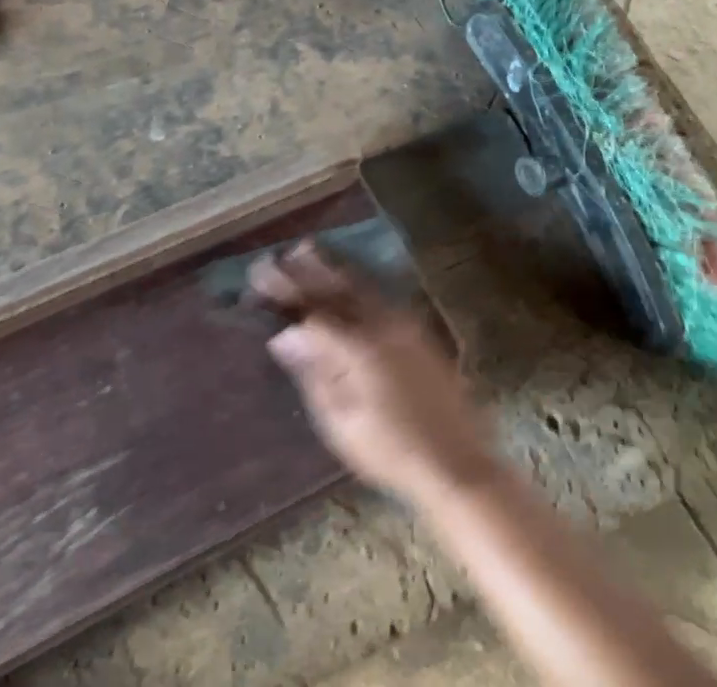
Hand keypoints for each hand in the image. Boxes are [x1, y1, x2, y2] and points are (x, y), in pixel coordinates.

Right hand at [249, 241, 491, 491]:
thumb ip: (313, 372)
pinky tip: (350, 282)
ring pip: (362, 289)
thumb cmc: (389, 451)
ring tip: (309, 250)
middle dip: (305, 270)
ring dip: (333, 270)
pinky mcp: (422, 339)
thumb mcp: (339, 420)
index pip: (310, 310)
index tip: (258, 274)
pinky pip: (382, 299)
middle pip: (337, 290)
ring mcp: (406, 330)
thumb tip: (285, 336)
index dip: (283, 291)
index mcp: (356, 348)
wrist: (458, 466)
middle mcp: (381, 329)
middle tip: (280, 254)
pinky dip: (359, 285)